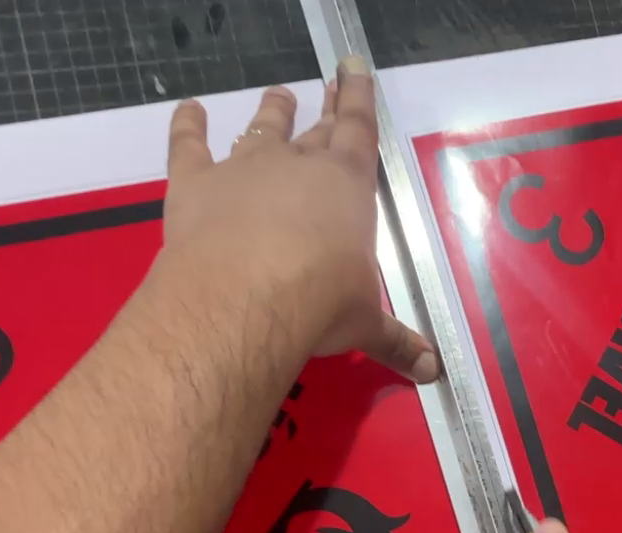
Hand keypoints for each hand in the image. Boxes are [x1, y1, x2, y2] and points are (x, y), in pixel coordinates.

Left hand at [153, 60, 436, 380]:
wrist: (247, 299)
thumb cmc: (321, 304)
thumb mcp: (365, 325)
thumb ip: (397, 342)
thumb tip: (433, 373)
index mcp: (347, 188)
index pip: (358, 131)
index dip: (359, 100)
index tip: (353, 70)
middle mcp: (298, 165)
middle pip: (316, 128)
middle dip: (326, 106)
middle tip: (329, 82)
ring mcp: (244, 169)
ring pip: (261, 130)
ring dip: (270, 114)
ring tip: (277, 95)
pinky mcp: (196, 183)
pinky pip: (190, 145)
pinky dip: (188, 126)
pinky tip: (190, 110)